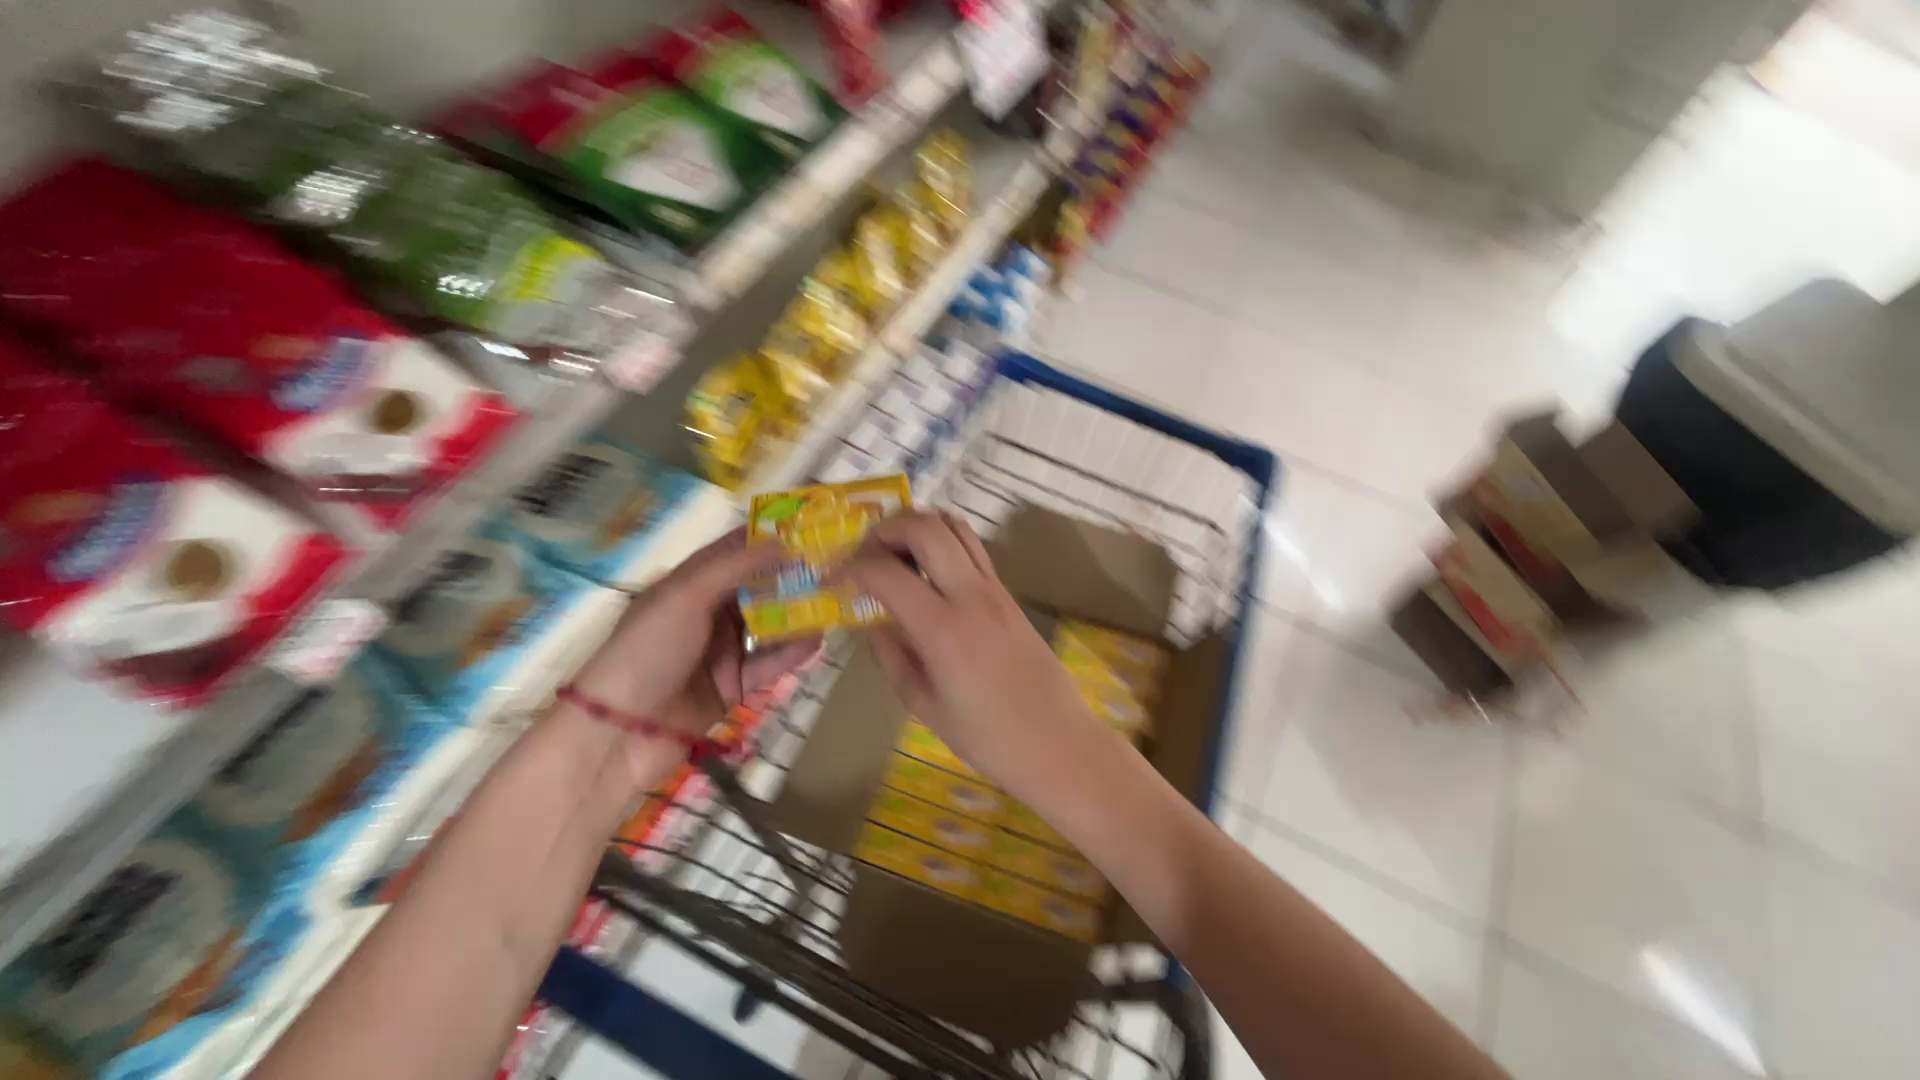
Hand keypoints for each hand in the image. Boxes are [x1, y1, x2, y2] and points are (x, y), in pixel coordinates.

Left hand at [571, 530, 820, 774]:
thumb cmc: (647, 650)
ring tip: (837, 600)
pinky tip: (819, 639)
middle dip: (794, 575)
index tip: (814, 525)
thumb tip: (787, 541)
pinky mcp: (733, 687)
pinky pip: (769, 664)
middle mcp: (707, 612)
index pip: (735, 549)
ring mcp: (721, 651)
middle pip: (758, 586)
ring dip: (799, 613)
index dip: (771, 535)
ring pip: (769, 625)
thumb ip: (736, 567)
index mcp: (689, 583)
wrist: (619, 733)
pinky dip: (792, 652)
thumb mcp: (686, 596)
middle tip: (838, 565)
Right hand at [843, 511, 1109, 787]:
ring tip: (892, 552)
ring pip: (955, 526)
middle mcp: (971, 595)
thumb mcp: (923, 705)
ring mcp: (995, 590)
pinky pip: (972, 548)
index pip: (886, 572)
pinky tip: (925, 571)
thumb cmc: (987, 737)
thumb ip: (892, 656)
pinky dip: (942, 542)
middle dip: (885, 528)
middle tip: (862, 552)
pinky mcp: (1008, 594)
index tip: (830, 578)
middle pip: (925, 527)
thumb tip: (870, 622)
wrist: (1057, 742)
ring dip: (918, 527)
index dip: (849, 567)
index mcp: (943, 629)